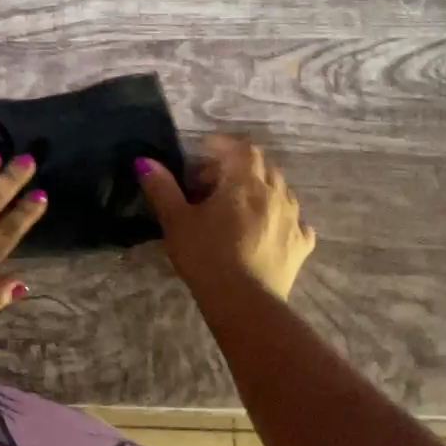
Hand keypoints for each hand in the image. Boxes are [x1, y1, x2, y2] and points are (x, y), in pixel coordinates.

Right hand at [136, 134, 316, 299]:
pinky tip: (268, 229)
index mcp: (244, 184)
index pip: (241, 150)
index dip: (223, 144)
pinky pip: (296, 222)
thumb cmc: (205, 255)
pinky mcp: (301, 245)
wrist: (243, 301)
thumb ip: (161, 188)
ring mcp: (293, 220)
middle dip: (239, 167)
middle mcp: (275, 195)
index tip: (203, 149)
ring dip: (261, 190)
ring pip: (281, 192)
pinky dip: (281, 218)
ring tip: (238, 205)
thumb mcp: (175, 220)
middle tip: (213, 182)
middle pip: (263, 168)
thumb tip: (145, 161)